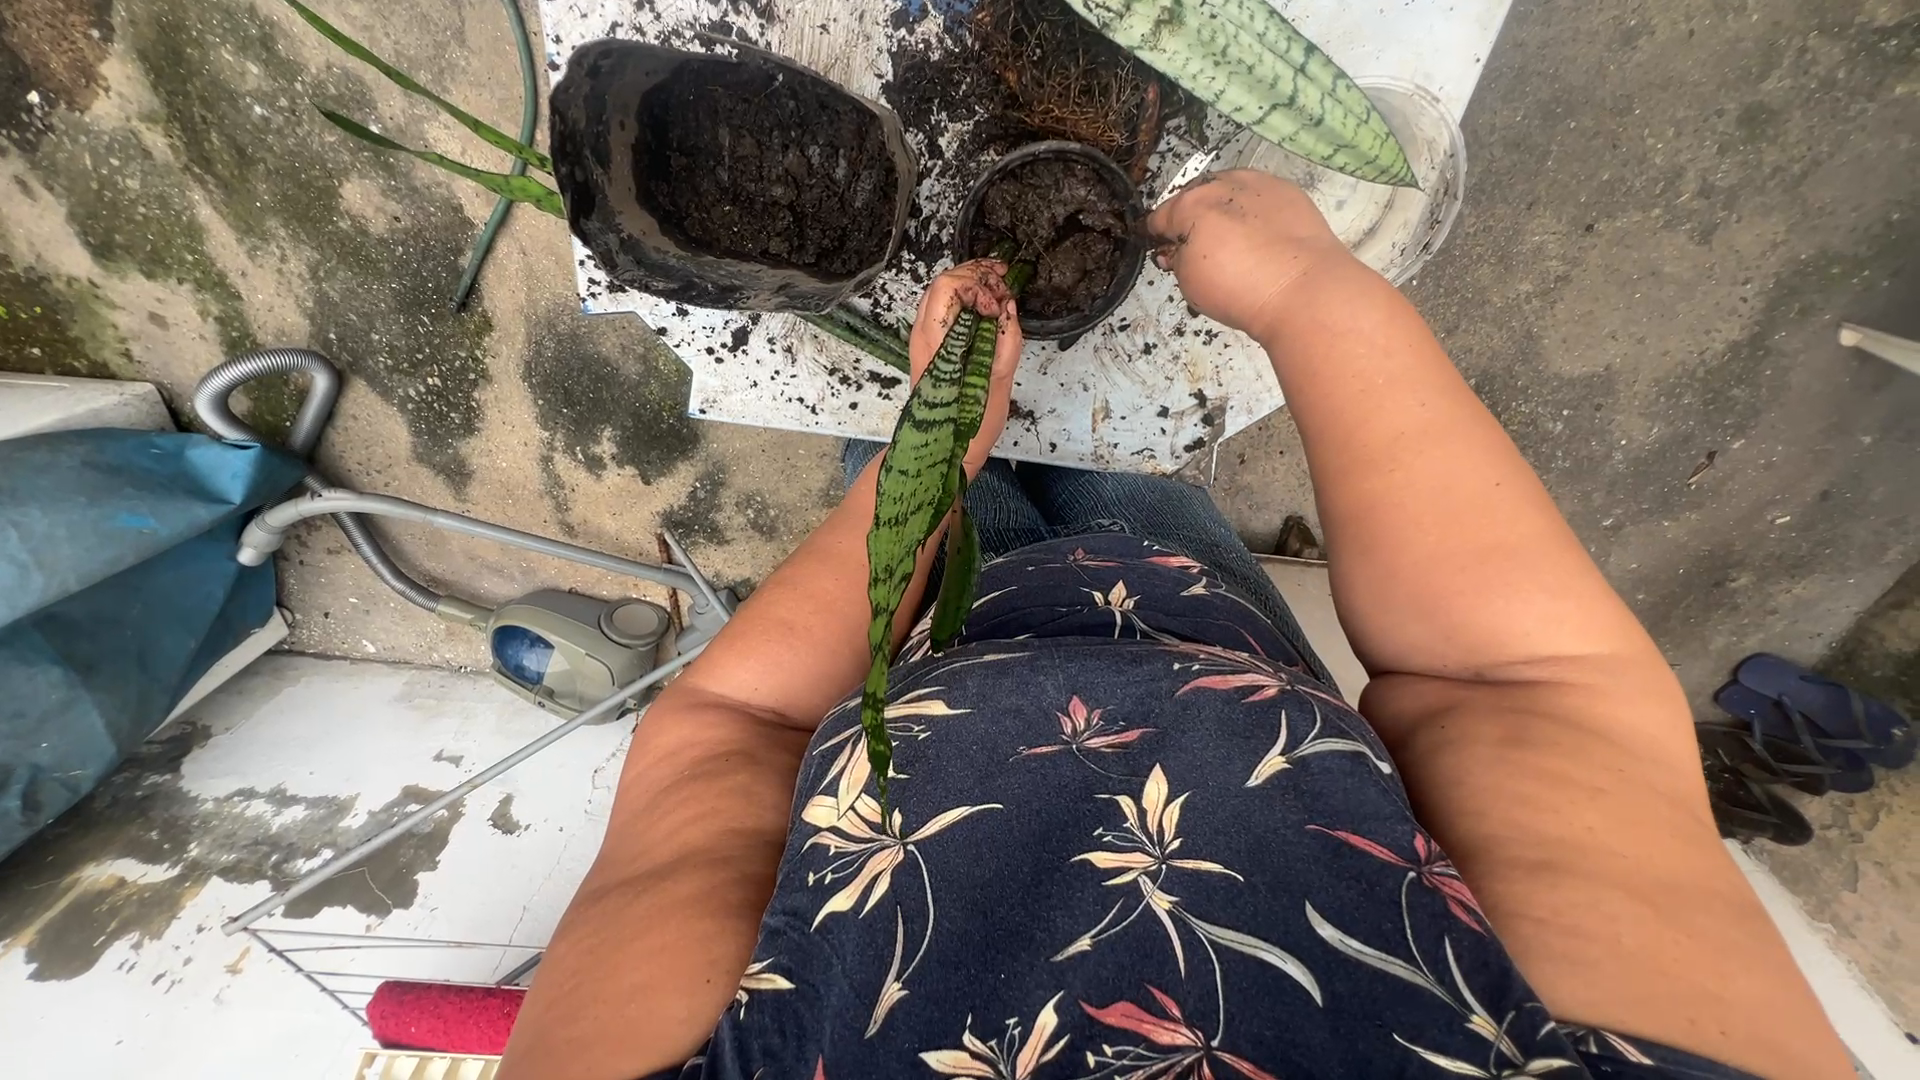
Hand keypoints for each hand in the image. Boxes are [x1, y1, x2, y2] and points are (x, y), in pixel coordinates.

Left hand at [907, 259, 1023, 467]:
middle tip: (1003, 279)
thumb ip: (1006, 340)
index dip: (978, 283)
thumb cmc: (966, 426)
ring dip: (971, 285)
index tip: (998, 303)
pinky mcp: (929, 347)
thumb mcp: (997, 383)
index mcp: (936, 342)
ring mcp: (922, 340)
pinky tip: (986, 308)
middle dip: (976, 274)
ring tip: (998, 289)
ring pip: (942, 294)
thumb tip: (1009, 308)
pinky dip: (965, 301)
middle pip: (943, 282)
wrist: (941, 450)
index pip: (948, 286)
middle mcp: (922, 336)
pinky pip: (943, 310)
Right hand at [1147, 169, 1360, 342]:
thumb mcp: (1188, 282)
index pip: (1161, 215)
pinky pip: (1260, 197)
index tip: (1165, 252)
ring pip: (1229, 192)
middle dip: (1192, 218)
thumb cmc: (1236, 288)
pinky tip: (1260, 237)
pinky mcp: (1289, 191)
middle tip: (1199, 250)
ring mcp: (1259, 183)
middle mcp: (1222, 183)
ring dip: (1224, 210)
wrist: (1300, 289)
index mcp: (1189, 204)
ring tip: (1233, 242)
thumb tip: (1175, 250)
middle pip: (1195, 196)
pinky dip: (1253, 212)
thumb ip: (1175, 259)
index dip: (1159, 236)